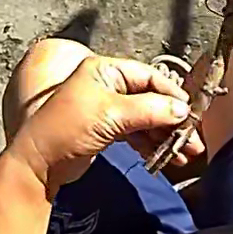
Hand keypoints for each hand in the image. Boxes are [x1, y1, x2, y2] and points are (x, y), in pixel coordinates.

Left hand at [5, 55, 192, 193]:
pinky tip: (166, 157)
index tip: (190, 113)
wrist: (39, 163)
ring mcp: (106, 108)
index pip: (148, 76)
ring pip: (145, 118)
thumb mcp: (111, 114)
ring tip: (185, 153)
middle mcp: (106, 85)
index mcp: (104, 70)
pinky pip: (136, 133)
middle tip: (192, 140)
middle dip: (172, 119)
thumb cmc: (67, 128)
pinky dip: (151, 144)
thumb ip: (149, 110)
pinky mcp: (106, 130)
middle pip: (150, 98)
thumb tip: (182, 110)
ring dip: (165, 135)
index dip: (171, 94)